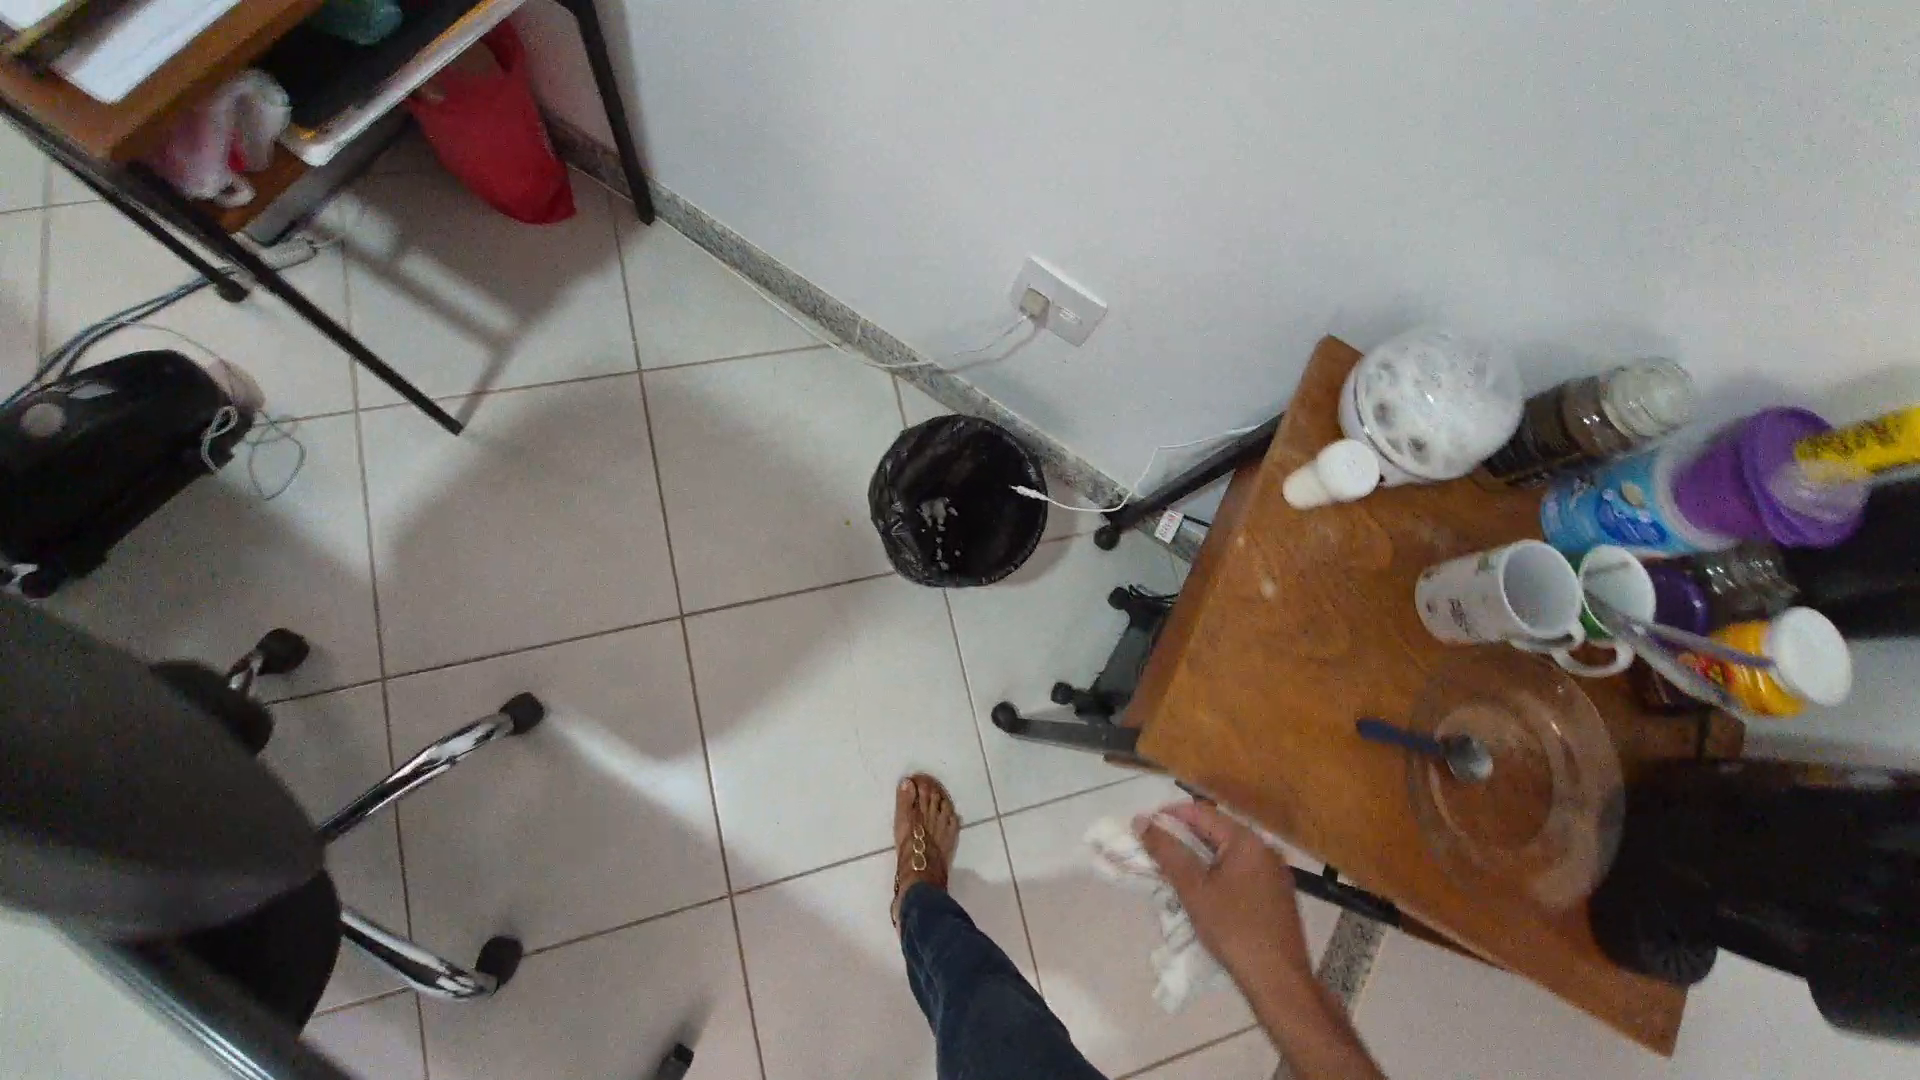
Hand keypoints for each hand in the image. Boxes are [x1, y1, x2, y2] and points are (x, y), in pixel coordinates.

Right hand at [1137, 801, 1313, 994]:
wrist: (1278, 980)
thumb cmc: (1233, 928)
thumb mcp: (1193, 888)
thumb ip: (1167, 851)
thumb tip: (1141, 821)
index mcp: (1247, 841)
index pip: (1202, 813)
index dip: (1170, 815)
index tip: (1145, 827)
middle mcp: (1265, 849)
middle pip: (1216, 831)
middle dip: (1184, 837)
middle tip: (1156, 850)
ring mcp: (1274, 873)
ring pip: (1228, 853)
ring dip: (1199, 857)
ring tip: (1174, 870)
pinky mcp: (1277, 895)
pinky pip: (1241, 871)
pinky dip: (1218, 872)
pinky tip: (1203, 890)